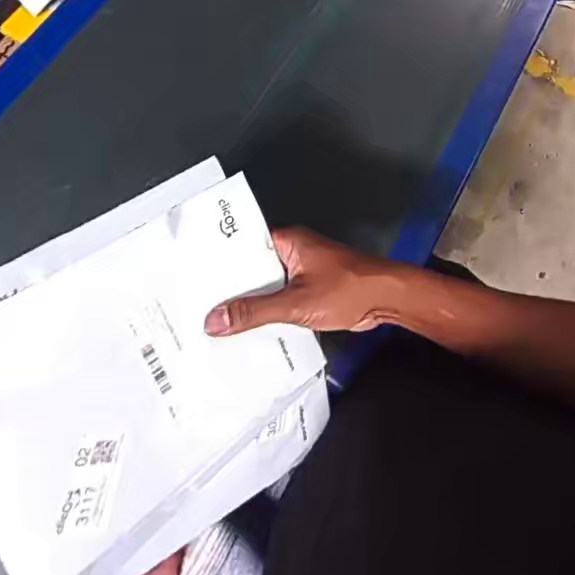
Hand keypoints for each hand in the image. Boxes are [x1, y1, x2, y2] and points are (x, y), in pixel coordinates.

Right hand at [205, 228, 405, 335]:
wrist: (386, 299)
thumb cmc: (349, 289)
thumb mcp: (296, 303)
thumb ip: (255, 312)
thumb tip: (214, 320)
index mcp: (288, 242)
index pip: (243, 247)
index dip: (217, 263)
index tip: (189, 279)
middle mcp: (293, 252)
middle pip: (252, 269)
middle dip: (228, 288)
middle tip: (191, 308)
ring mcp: (301, 271)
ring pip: (265, 286)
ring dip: (247, 303)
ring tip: (209, 324)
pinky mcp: (309, 290)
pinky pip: (279, 299)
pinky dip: (265, 312)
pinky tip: (244, 332)